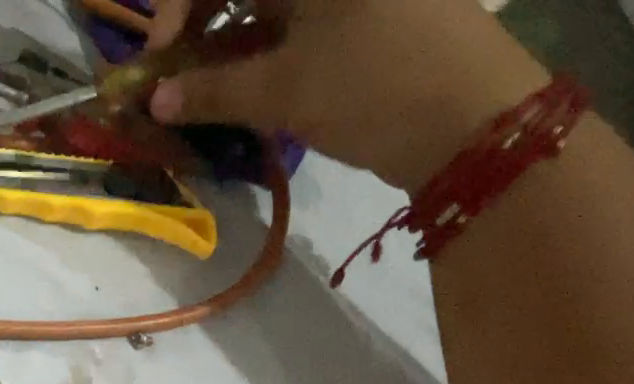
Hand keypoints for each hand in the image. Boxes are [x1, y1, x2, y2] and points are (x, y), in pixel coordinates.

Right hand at [147, 0, 550, 192]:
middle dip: (201, 23)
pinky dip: (266, 49)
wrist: (478, 121)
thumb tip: (155, 100)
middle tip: (177, 77)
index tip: (158, 61)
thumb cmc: (374, 88)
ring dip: (230, 42)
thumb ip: (210, 92)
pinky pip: (301, 19)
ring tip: (208, 93)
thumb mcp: (282, 91)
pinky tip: (250, 88)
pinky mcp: (371, 14)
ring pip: (271, 3)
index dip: (177, 8)